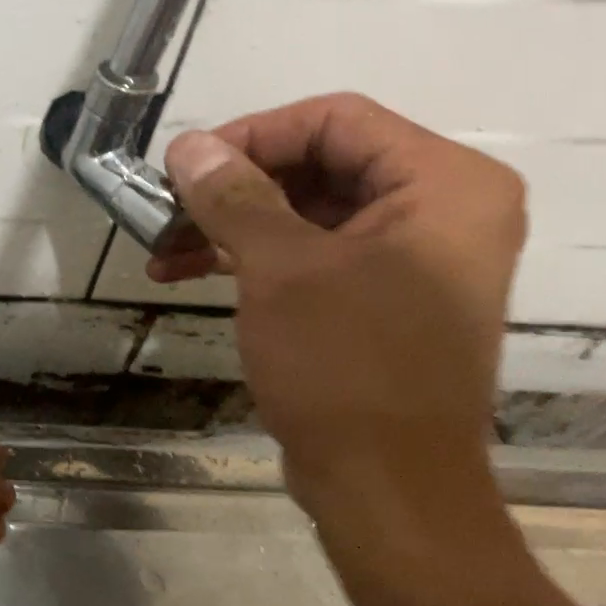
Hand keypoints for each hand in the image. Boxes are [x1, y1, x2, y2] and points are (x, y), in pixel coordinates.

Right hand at [146, 93, 525, 505]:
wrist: (386, 484)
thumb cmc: (347, 365)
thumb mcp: (283, 271)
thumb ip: (235, 198)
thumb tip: (190, 146)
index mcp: (444, 184)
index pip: (336, 121)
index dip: (252, 134)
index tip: (182, 166)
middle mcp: (441, 211)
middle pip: (321, 166)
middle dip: (234, 188)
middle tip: (166, 209)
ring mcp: (412, 261)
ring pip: (309, 216)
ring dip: (232, 228)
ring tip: (161, 249)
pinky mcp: (382, 303)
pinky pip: (314, 260)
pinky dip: (254, 263)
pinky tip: (191, 274)